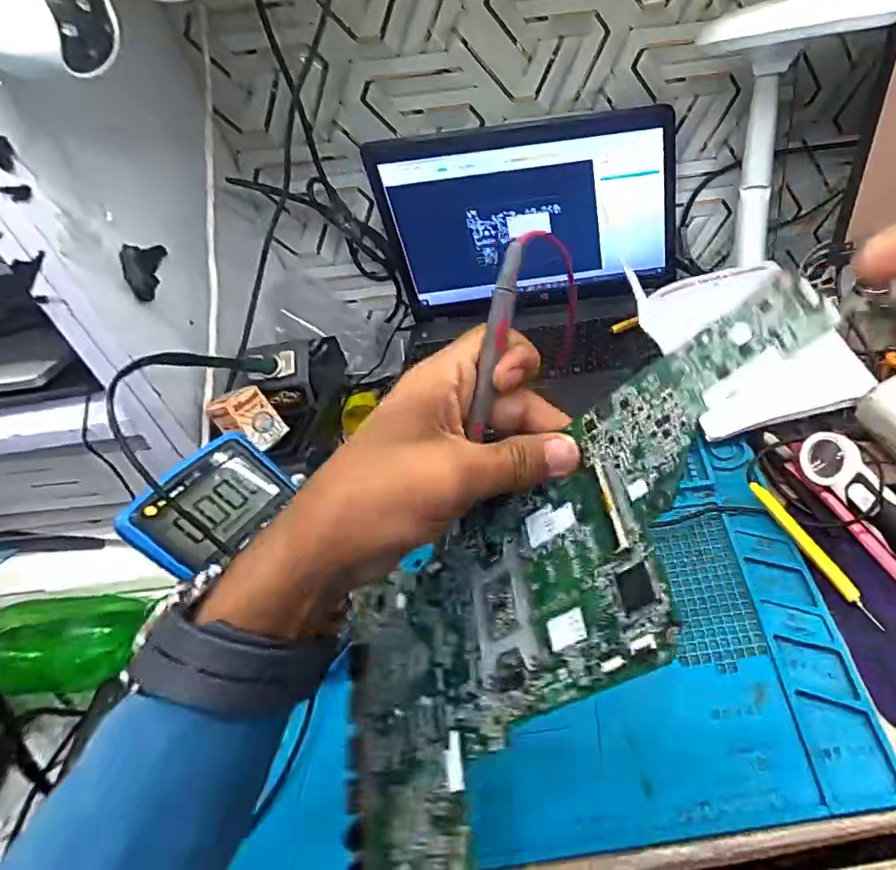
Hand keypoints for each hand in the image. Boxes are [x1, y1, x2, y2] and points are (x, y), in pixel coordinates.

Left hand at [195, 326, 578, 638]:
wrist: (322, 552)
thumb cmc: (383, 494)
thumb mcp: (455, 474)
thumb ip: (516, 461)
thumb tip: (573, 451)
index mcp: (442, 382)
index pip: (492, 343)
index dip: (517, 360)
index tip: (522, 394)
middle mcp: (448, 403)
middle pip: (509, 395)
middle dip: (537, 423)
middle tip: (568, 464)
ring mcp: (446, 439)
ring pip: (503, 433)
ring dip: (529, 455)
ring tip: (561, 486)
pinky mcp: (445, 472)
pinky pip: (489, 462)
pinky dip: (510, 475)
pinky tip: (534, 498)